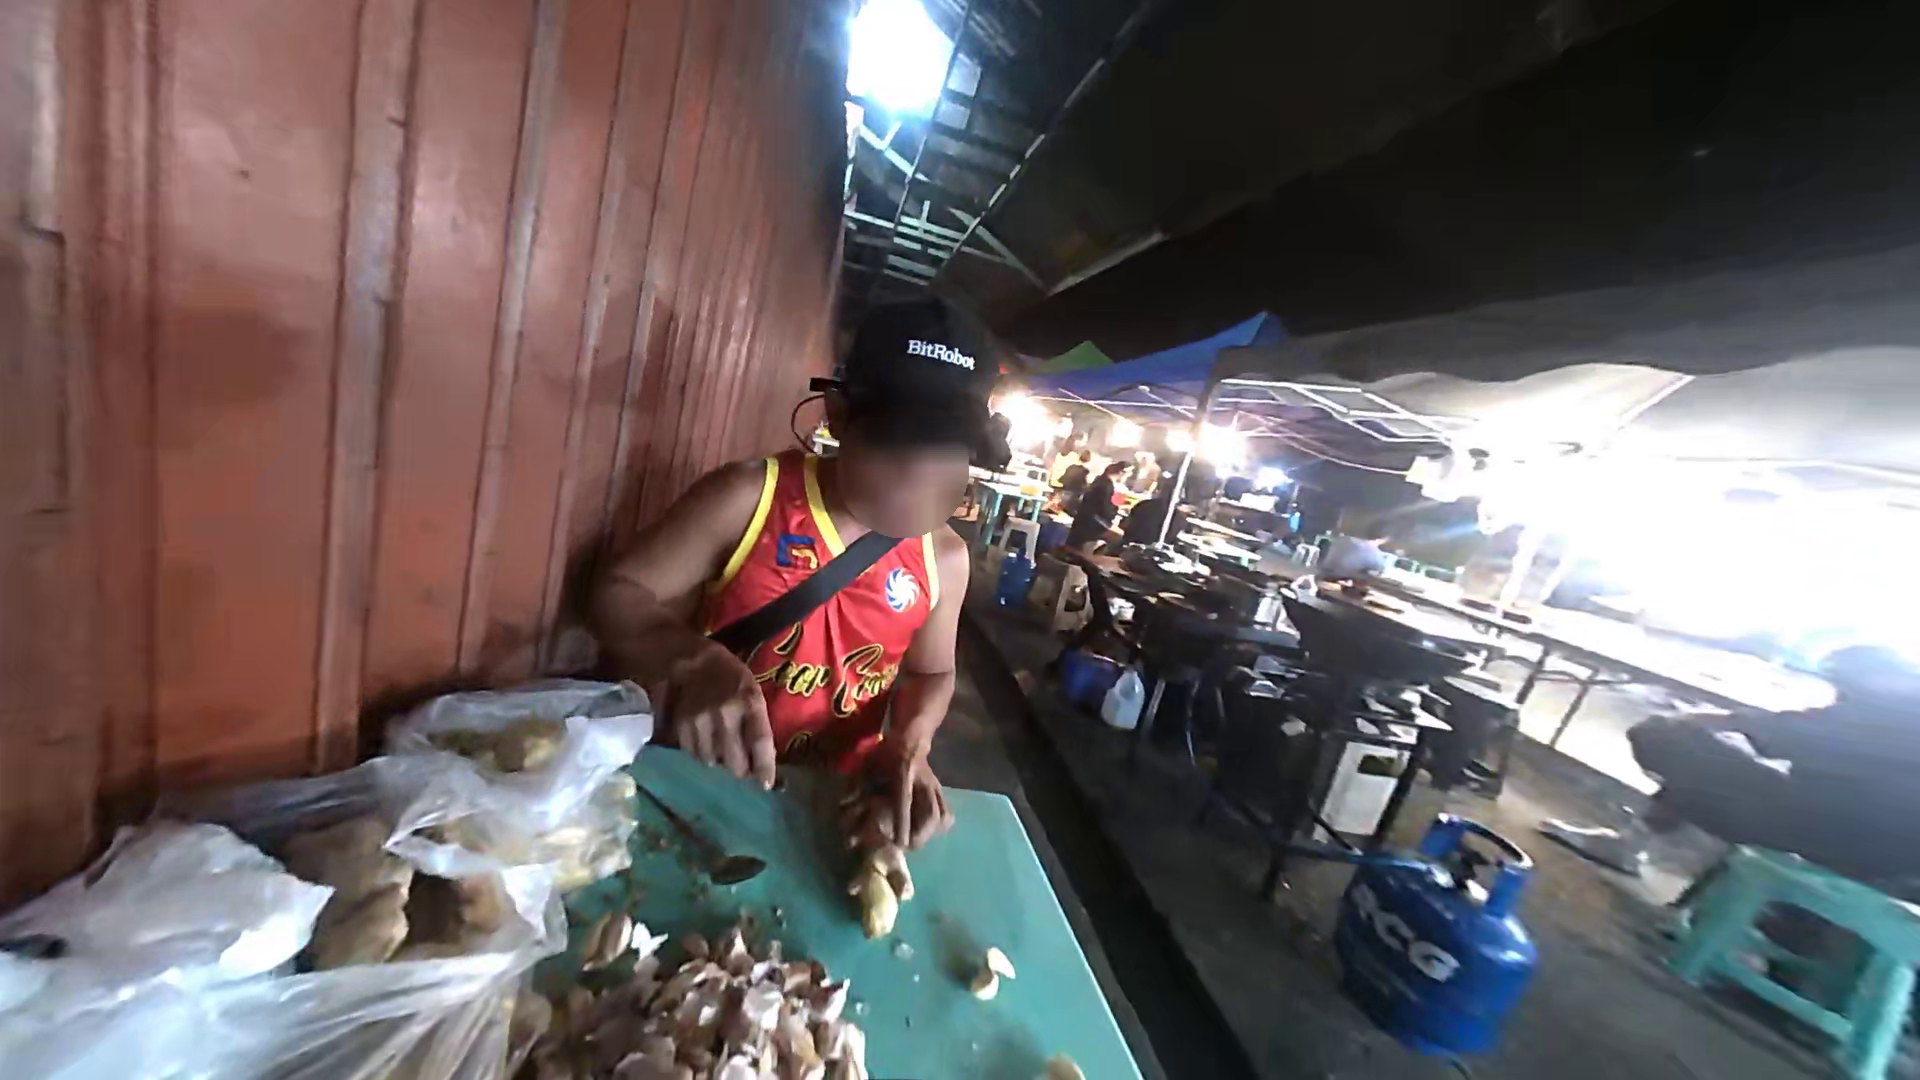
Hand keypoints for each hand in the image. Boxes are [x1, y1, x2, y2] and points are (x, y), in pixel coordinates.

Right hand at [648, 636, 775, 787]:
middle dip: (741, 772)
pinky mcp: (681, 725)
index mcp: (750, 702)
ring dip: (719, 764)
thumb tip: (759, 759)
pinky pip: (693, 754)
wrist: (694, 659)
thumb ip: (756, 722)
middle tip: (743, 773)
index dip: (764, 767)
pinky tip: (705, 749)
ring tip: (723, 758)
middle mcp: (726, 713)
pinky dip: (701, 756)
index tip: (766, 786)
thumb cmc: (731, 676)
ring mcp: (701, 720)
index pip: (760, 742)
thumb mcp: (752, 691)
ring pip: (712, 761)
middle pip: (734, 760)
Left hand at [841, 742, 952, 850]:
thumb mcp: (869, 763)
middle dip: (922, 834)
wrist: (912, 738)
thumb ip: (856, 783)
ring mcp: (933, 786)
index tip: (900, 843)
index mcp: (903, 775)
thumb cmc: (888, 752)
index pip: (904, 802)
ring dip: (931, 832)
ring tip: (918, 841)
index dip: (903, 823)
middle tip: (908, 846)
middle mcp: (921, 782)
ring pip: (941, 813)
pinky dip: (941, 824)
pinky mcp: (939, 788)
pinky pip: (945, 809)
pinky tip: (932, 831)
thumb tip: (843, 803)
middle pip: (930, 813)